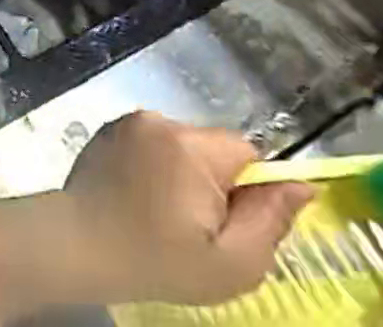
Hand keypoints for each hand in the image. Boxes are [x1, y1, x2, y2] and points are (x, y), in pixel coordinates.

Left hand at [61, 112, 315, 305]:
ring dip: (181, 171)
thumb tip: (303, 184)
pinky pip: (151, 142)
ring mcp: (132, 120)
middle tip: (191, 222)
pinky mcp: (110, 127)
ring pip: (181, 144)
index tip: (228, 219)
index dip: (247, 189)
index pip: (247, 153)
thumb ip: (271, 220)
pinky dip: (153, 164)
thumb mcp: (230, 261)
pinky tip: (138, 194)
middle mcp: (162, 121)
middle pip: (212, 147)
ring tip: (160, 209)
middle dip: (213, 180)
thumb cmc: (158, 260)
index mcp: (193, 147)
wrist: (78, 245)